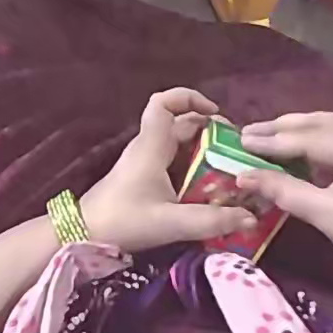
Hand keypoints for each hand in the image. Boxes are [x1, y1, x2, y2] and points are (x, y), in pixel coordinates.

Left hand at [81, 89, 257, 252]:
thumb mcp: (170, 223)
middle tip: (234, 149)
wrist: (82, 234)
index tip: (214, 115)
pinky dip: (190, 167)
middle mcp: (147, 148)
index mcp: (151, 147)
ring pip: (176, 144)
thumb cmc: (123, 220)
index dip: (189, 98)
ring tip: (227, 168)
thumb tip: (251, 218)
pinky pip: (171, 162)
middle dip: (208, 130)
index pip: (164, 103)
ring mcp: (142, 163)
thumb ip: (211, 221)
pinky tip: (206, 187)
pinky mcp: (141, 178)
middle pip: (179, 124)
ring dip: (201, 150)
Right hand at [236, 112, 332, 281]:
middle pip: (323, 123)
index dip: (276, 141)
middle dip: (283, 128)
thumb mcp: (328, 216)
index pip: (316, 138)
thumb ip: (286, 192)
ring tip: (263, 134)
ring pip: (329, 126)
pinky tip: (289, 144)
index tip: (242, 141)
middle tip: (247, 133)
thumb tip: (244, 176)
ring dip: (295, 130)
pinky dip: (310, 139)